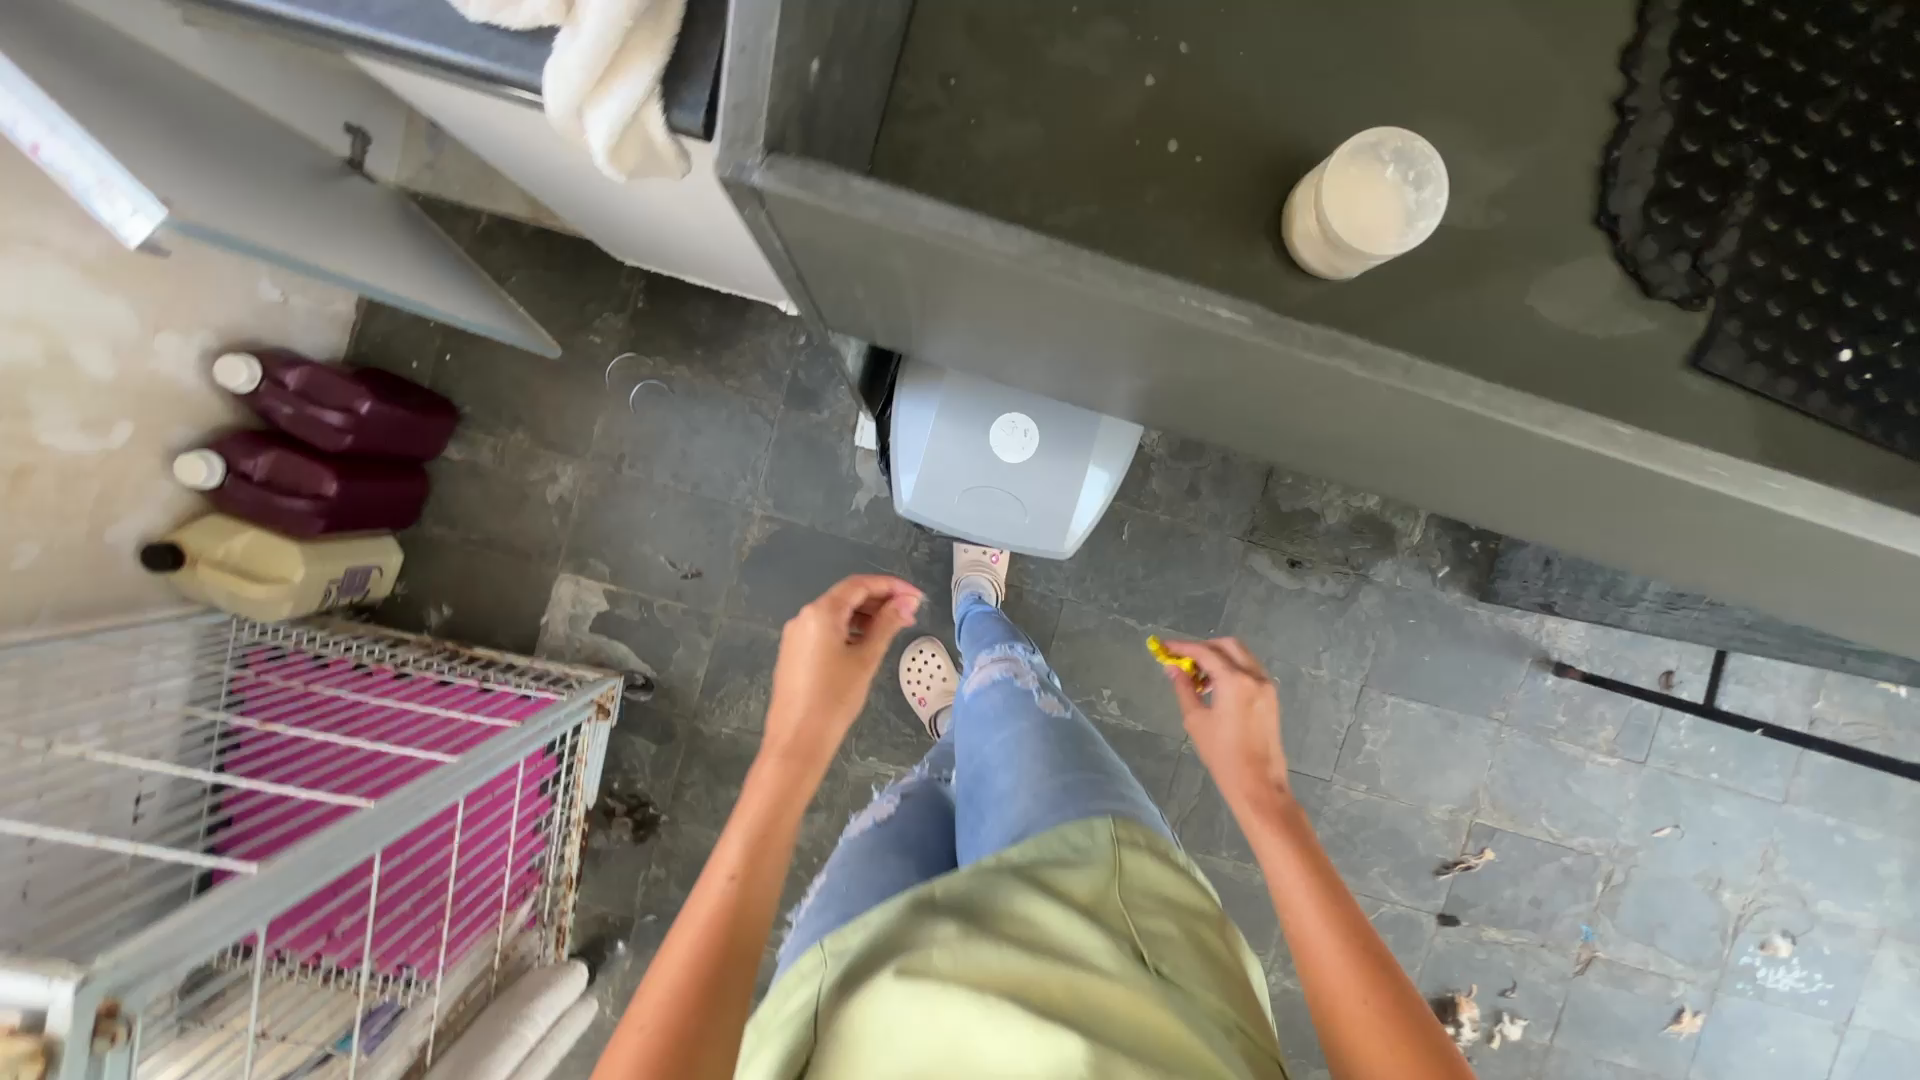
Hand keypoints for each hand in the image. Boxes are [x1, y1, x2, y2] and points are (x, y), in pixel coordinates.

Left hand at [761, 575, 923, 777]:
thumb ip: (887, 625)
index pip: (860, 585)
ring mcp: (796, 634)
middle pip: (847, 596)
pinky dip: (849, 629)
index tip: (916, 597)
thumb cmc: (835, 698)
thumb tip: (907, 603)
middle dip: (880, 601)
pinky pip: (825, 629)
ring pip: (836, 613)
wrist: (797, 739)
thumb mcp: (866, 659)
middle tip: (910, 613)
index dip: (891, 586)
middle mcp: (804, 616)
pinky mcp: (794, 651)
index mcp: (821, 612)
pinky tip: (867, 643)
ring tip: (894, 628)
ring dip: (866, 616)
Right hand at [1163, 638, 1289, 807]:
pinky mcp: (1271, 697)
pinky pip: (1250, 670)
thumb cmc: (1222, 755)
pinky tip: (1216, 687)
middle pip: (1228, 645)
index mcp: (1234, 681)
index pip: (1205, 652)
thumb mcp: (1195, 720)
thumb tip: (1172, 668)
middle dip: (1204, 647)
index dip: (1182, 647)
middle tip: (1183, 659)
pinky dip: (1232, 669)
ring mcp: (1267, 686)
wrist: (1258, 783)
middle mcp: (1254, 676)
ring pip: (1241, 656)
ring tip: (1198, 677)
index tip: (1164, 647)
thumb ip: (1184, 688)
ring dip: (1219, 657)